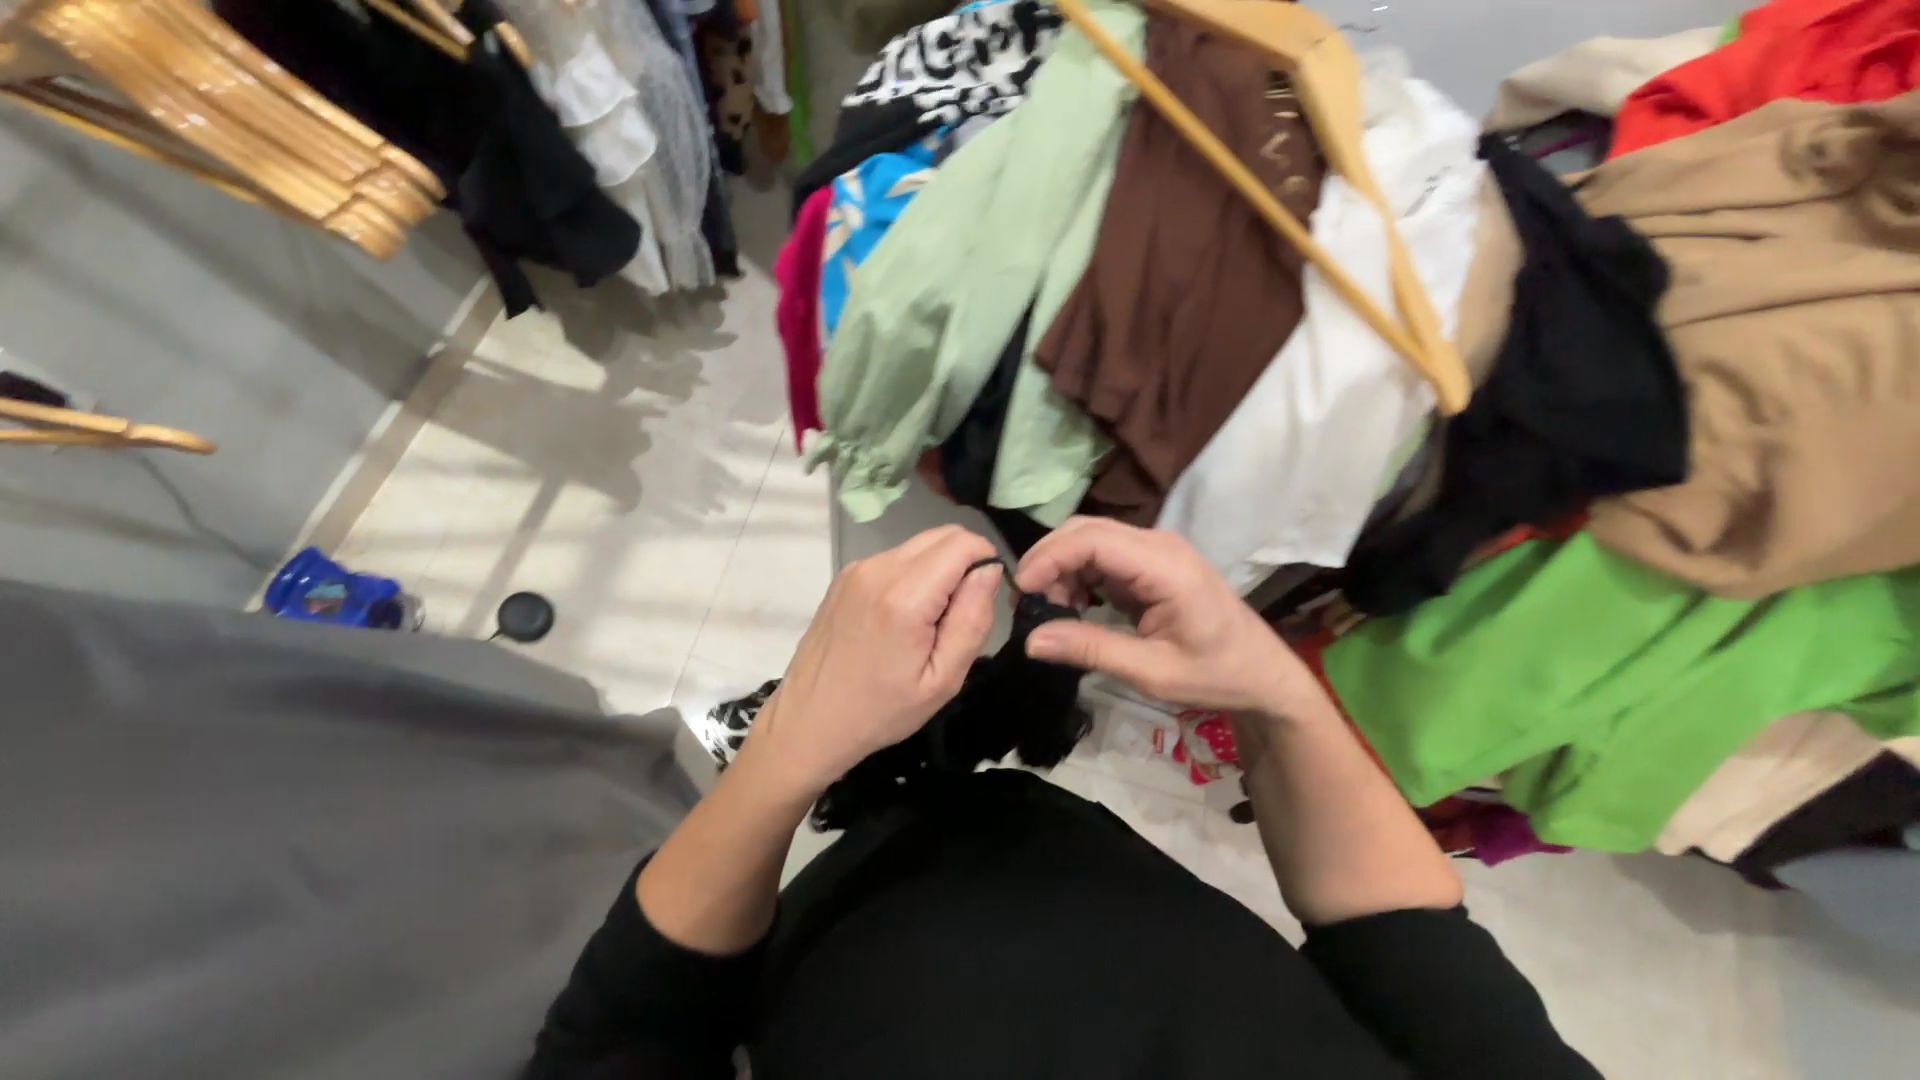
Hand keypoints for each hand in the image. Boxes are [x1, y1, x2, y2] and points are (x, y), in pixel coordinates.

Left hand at [744, 525, 1001, 794]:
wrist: (810, 721)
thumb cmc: (881, 710)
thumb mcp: (943, 679)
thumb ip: (973, 619)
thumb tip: (989, 571)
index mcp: (904, 596)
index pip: (963, 542)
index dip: (985, 562)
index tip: (982, 600)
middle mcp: (878, 569)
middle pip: (942, 536)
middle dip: (964, 564)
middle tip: (957, 615)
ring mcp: (857, 569)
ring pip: (918, 546)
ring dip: (937, 571)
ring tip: (927, 623)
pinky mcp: (845, 576)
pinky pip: (895, 559)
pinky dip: (912, 577)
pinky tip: (900, 620)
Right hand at [1015, 517, 1328, 718]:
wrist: (1262, 674)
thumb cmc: (1215, 675)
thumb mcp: (1152, 671)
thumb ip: (1091, 649)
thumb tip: (1032, 638)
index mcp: (1165, 566)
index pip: (1093, 539)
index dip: (1050, 557)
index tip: (1022, 591)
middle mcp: (1159, 545)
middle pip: (1087, 530)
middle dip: (1048, 560)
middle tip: (1027, 603)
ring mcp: (1156, 551)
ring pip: (1090, 539)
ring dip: (1062, 568)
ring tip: (1052, 610)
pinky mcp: (1151, 563)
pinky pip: (1103, 555)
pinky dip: (1078, 574)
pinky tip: (1074, 605)